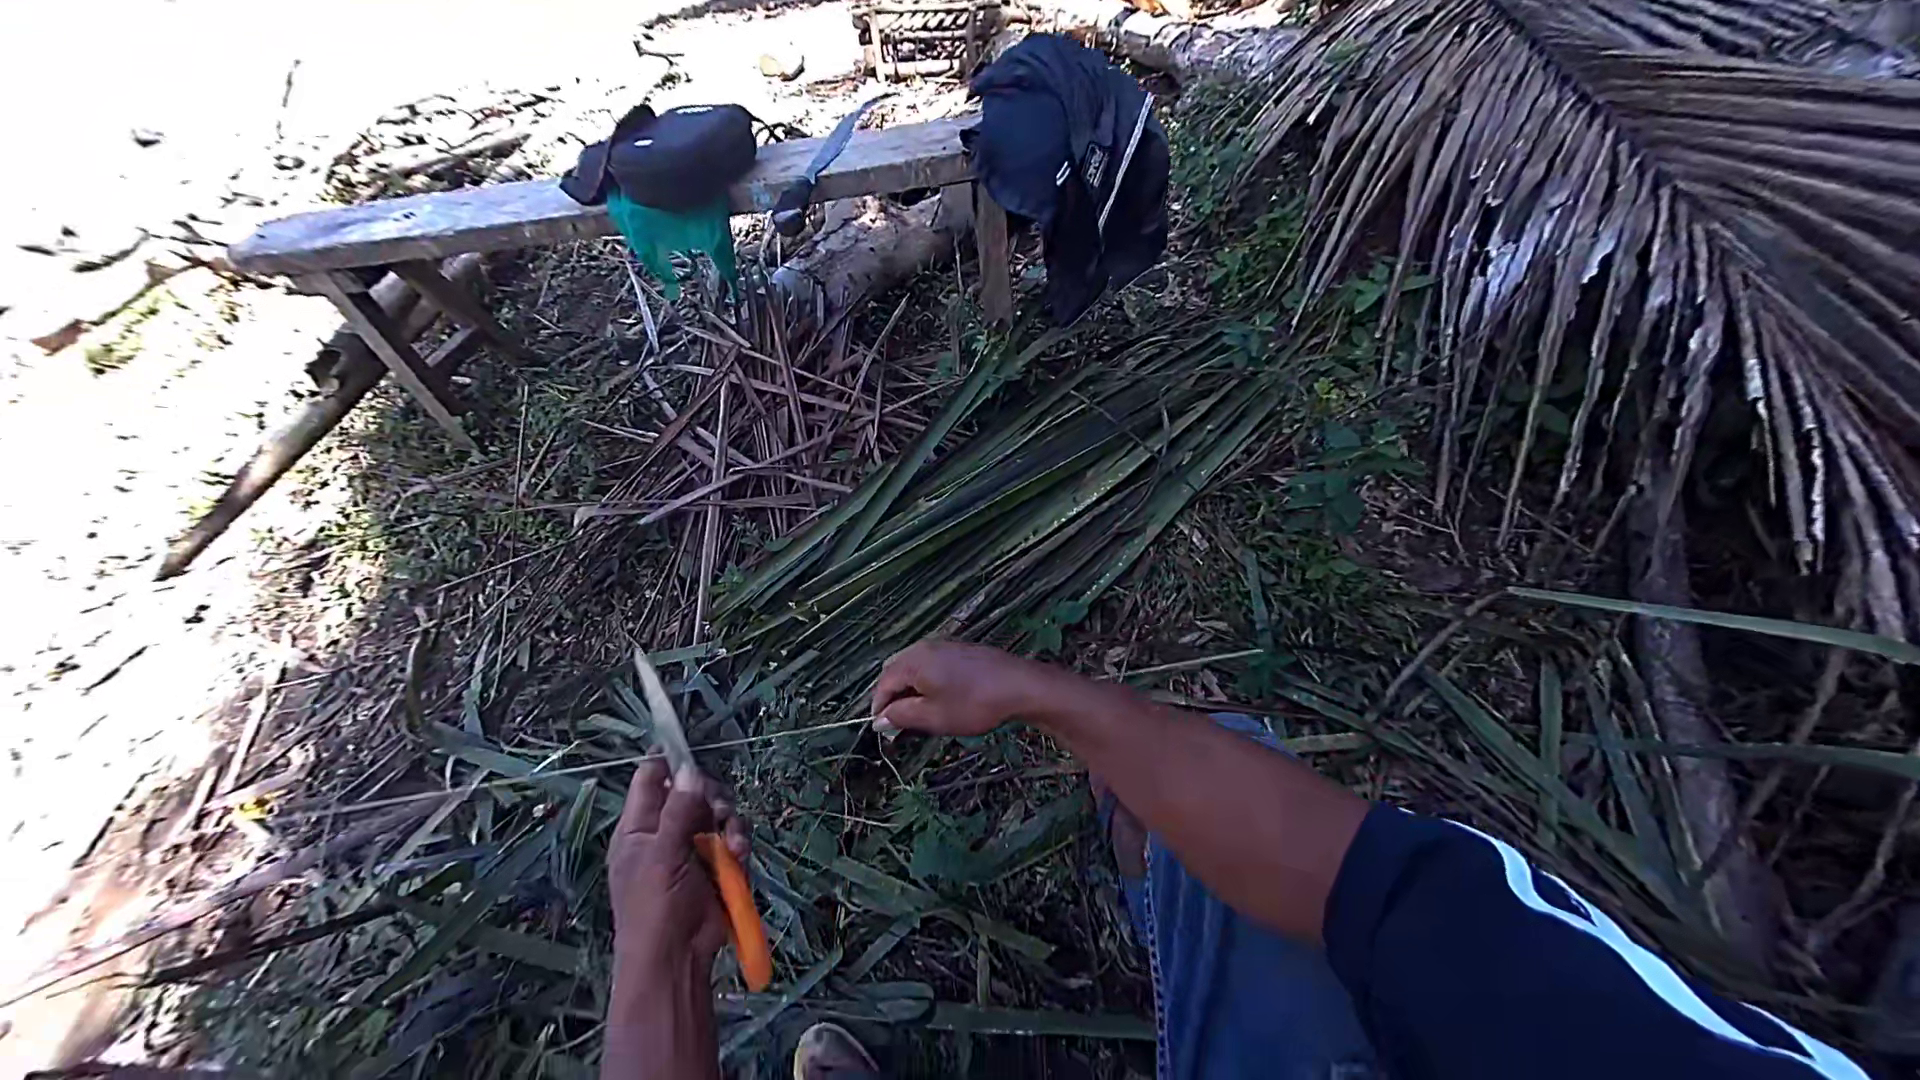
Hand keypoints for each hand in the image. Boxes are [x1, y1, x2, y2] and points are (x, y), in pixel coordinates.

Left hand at [608, 759, 747, 971]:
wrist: (676, 961)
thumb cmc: (654, 910)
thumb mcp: (662, 857)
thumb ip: (678, 811)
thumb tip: (690, 769)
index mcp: (639, 828)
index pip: (650, 779)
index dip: (668, 760)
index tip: (691, 744)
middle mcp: (667, 830)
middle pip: (694, 791)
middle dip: (711, 797)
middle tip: (717, 811)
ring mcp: (694, 846)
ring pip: (718, 812)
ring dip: (729, 824)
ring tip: (732, 846)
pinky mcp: (718, 861)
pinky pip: (734, 836)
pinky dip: (738, 843)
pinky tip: (738, 857)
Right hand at [869, 640, 1065, 737]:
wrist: (1019, 685)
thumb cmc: (973, 704)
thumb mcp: (933, 716)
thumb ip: (902, 716)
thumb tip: (880, 719)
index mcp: (913, 661)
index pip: (884, 683)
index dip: (879, 708)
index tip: (883, 731)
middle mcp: (925, 647)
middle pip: (896, 671)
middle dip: (892, 697)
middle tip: (898, 724)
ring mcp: (944, 646)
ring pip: (914, 667)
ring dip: (909, 690)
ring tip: (918, 715)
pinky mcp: (960, 650)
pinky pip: (931, 664)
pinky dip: (926, 682)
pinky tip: (938, 699)